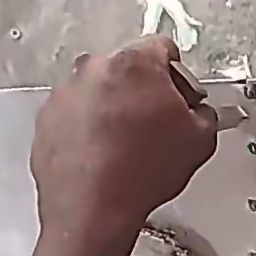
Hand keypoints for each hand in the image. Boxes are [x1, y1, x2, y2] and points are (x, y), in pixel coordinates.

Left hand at [32, 36, 217, 240]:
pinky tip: (110, 155)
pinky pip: (79, 114)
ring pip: (103, 90)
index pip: (164, 47)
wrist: (93, 208)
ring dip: (118, 108)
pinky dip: (93, 128)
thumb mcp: (200, 140)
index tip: (182, 94)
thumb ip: (206, 113)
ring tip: (134, 145)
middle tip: (162, 122)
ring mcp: (67, 93)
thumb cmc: (140, 171)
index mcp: (135, 64)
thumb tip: (200, 113)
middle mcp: (95, 69)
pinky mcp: (49, 118)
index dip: (179, 73)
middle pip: (131, 67)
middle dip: (148, 90)